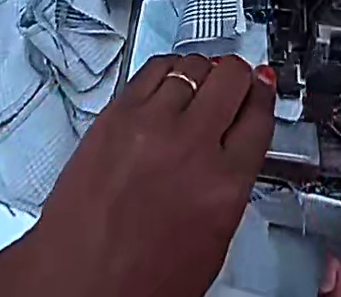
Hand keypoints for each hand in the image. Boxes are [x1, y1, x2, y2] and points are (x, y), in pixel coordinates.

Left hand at [0, 54, 276, 296]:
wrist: (76, 279)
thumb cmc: (139, 279)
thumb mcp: (211, 240)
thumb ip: (227, 183)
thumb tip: (235, 143)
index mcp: (223, 186)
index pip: (259, 117)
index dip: (264, 94)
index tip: (262, 85)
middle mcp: (190, 145)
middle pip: (230, 77)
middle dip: (238, 74)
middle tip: (236, 76)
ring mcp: (151, 122)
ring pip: (192, 65)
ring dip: (202, 69)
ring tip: (201, 77)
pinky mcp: (116, 111)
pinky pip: (153, 68)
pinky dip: (168, 68)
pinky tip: (169, 76)